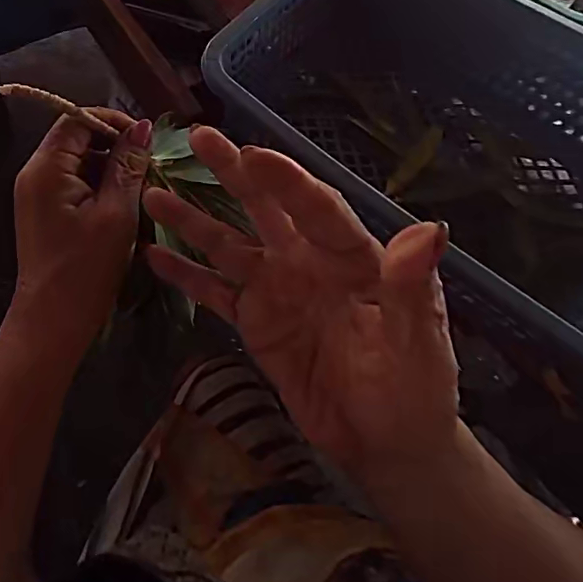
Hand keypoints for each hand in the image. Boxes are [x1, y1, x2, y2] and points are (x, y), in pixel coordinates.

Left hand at [10, 110, 151, 352]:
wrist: (52, 321)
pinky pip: (72, 183)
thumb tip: (141, 127)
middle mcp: (34, 173)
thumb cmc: (85, 269)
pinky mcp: (43, 210)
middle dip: (112, 145)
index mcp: (45, 168)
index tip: (144, 136)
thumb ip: (127, 166)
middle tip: (148, 163)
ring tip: (141, 185)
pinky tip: (122, 202)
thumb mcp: (115, 214)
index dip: (110, 120)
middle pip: (74, 138)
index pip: (75, 119)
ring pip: (76, 161)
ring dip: (108, 167)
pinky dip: (97, 185)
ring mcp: (36, 193)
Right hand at [143, 126, 457, 481]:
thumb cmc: (414, 390)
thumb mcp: (419, 341)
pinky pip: (212, 291)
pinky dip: (184, 274)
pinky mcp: (252, 319)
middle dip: (231, 171)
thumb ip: (413, 287)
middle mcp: (305, 259)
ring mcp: (273, 288)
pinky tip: (152, 256)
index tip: (253, 154)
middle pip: (263, 207)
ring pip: (225, 243)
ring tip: (153, 195)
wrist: (384, 444)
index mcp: (351, 256)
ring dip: (190, 219)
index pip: (317, 207)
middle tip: (199, 136)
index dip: (286, 180)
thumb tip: (429, 230)